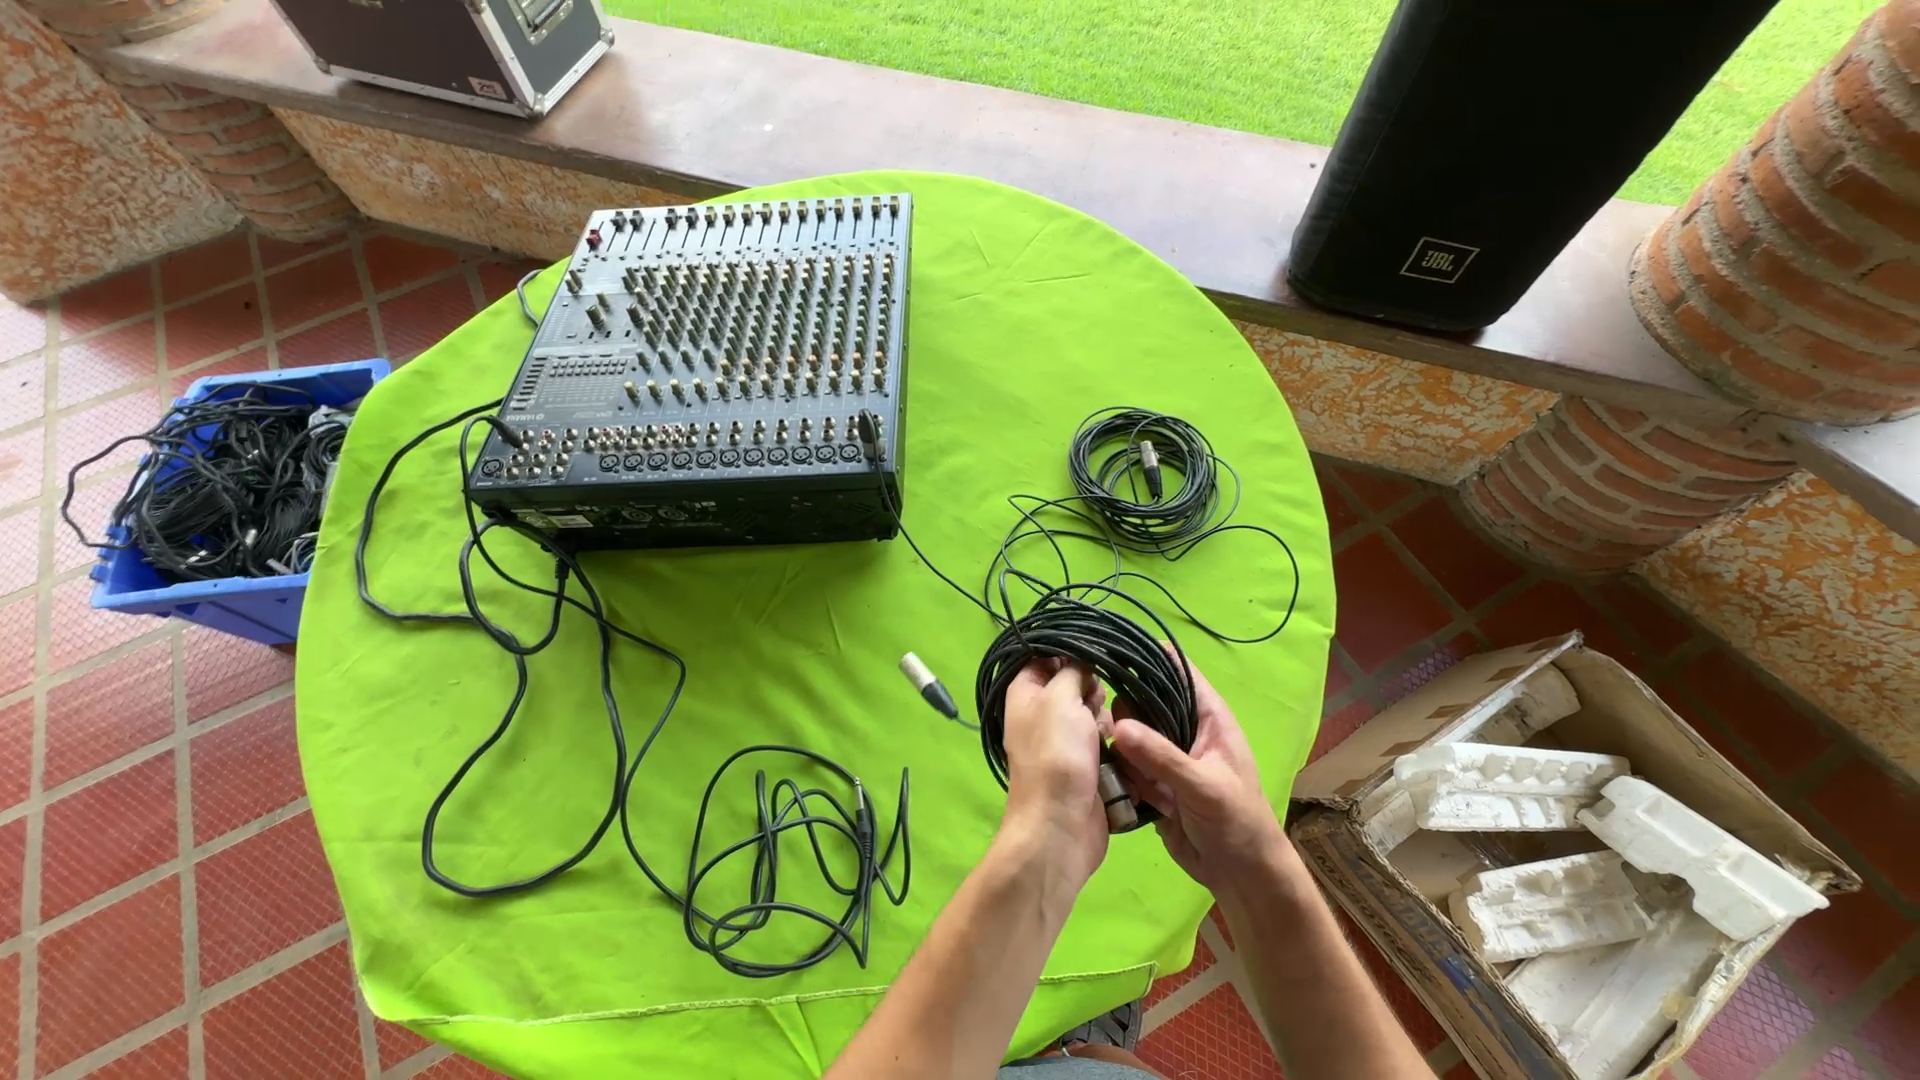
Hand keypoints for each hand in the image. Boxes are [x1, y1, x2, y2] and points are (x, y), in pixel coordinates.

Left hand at [999, 658, 1110, 886]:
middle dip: (1092, 685)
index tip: (1094, 647)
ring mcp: (1063, 740)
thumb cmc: (1056, 756)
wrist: (1062, 825)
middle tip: (1096, 698)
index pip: (1043, 656)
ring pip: (1092, 712)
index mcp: (1024, 694)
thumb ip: (1072, 671)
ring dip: (1105, 715)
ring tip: (1106, 728)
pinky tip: (1121, 743)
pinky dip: (1114, 739)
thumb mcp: (1061, 699)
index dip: (1068, 649)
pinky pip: (1104, 739)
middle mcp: (1041, 714)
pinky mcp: (1085, 763)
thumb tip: (1081, 660)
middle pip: (1073, 683)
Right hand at [1109, 646, 1285, 896]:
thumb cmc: (1237, 822)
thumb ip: (1161, 756)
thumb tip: (1117, 726)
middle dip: (1126, 712)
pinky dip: (1122, 774)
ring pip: (1130, 734)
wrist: (1241, 876)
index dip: (1146, 656)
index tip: (1109, 653)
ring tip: (1123, 769)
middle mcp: (1185, 728)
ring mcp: (1168, 755)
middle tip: (1111, 730)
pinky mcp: (1153, 782)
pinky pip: (1127, 766)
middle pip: (1144, 699)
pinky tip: (1124, 788)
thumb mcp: (1203, 786)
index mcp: (1208, 715)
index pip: (1175, 669)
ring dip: (1122, 749)